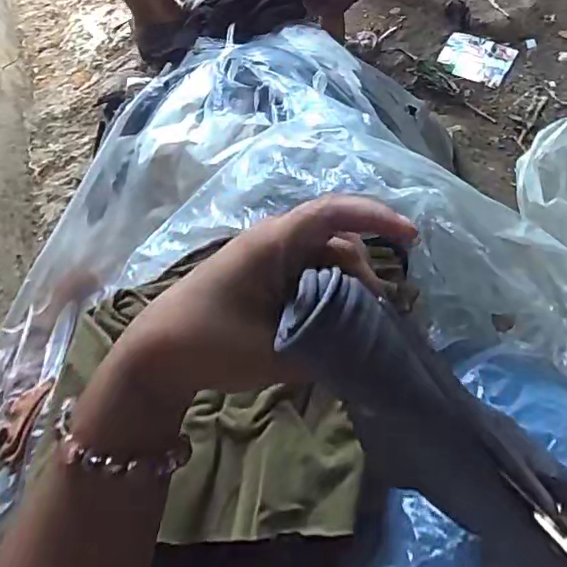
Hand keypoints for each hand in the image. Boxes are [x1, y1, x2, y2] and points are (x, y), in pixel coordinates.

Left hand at [107, 196, 416, 408]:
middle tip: (382, 318)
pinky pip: (306, 275)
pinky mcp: (262, 277)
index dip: (375, 217)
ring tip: (362, 329)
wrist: (154, 354)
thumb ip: (327, 347)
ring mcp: (267, 258)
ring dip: (346, 287)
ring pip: (323, 260)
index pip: (333, 212)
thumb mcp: (274, 351)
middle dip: (365, 273)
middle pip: (335, 242)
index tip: (412, 235)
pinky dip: (327, 294)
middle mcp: (274, 241)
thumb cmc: (209, 342)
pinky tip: (335, 326)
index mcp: (274, 242)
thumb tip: (367, 348)